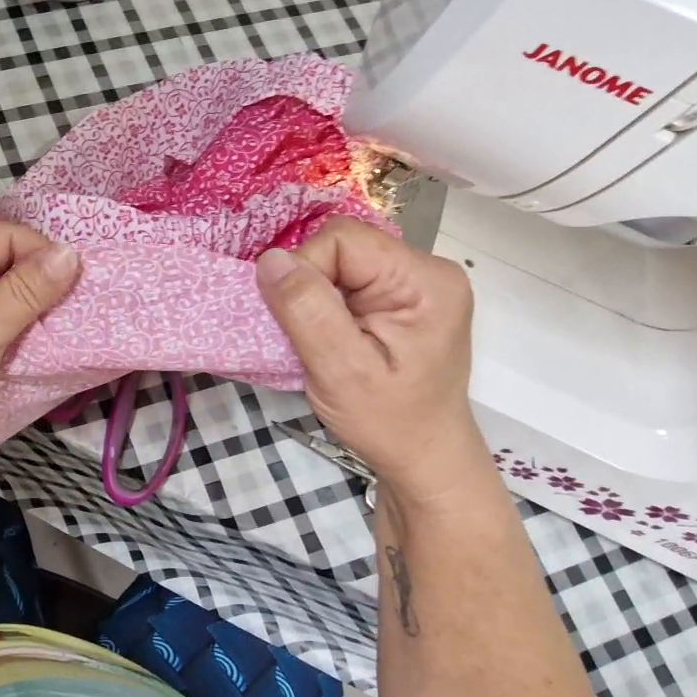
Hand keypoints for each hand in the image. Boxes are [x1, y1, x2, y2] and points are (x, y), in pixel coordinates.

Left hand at [0, 222, 79, 490]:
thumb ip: (24, 294)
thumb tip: (70, 254)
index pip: (3, 236)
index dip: (43, 254)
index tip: (81, 285)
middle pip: (2, 257)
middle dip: (39, 280)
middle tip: (78, 306)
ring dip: (29, 304)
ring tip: (63, 323)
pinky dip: (13, 322)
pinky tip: (37, 337)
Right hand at [255, 216, 481, 492]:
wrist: (424, 457)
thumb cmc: (387, 420)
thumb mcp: (339, 369)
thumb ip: (306, 310)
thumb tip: (269, 259)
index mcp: (425, 280)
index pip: (342, 239)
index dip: (305, 270)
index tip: (300, 321)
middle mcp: (427, 270)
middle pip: (340, 247)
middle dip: (309, 286)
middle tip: (309, 335)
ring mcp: (415, 284)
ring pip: (339, 264)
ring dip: (315, 298)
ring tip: (320, 338)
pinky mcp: (400, 299)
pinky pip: (347, 281)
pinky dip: (325, 306)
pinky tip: (330, 336)